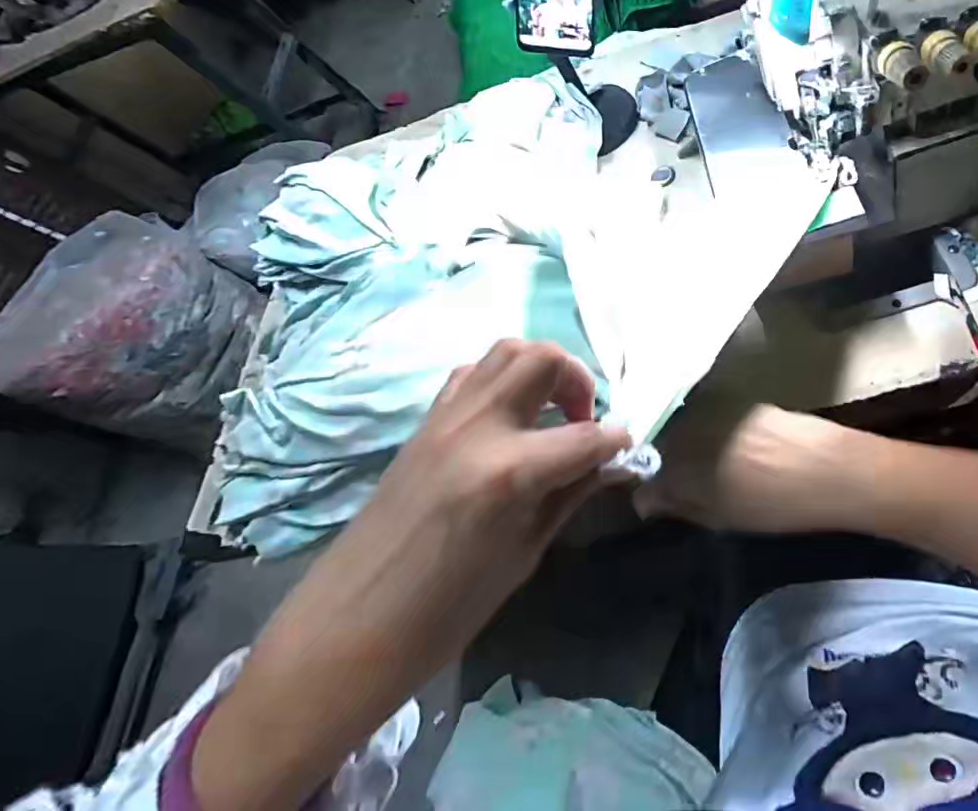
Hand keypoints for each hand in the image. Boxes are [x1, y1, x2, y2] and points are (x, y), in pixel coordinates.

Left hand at [194, 340, 628, 810]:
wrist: (350, 625)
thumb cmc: (445, 613)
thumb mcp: (523, 556)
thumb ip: (569, 495)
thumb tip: (610, 462)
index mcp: (508, 473)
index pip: (585, 436)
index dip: (617, 441)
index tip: (627, 448)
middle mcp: (477, 428)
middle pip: (544, 360)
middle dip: (580, 382)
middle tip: (585, 420)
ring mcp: (445, 418)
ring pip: (507, 352)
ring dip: (542, 370)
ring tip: (551, 411)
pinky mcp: (424, 422)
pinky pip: (472, 374)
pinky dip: (503, 381)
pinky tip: (509, 418)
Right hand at [635, 402, 869, 533]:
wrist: (833, 469)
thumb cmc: (778, 506)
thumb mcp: (723, 517)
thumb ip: (680, 504)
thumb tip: (646, 499)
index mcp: (682, 461)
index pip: (648, 473)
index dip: (650, 487)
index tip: (656, 501)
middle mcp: (693, 428)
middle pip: (664, 444)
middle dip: (664, 462)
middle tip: (680, 484)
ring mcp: (719, 410)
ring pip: (688, 427)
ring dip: (687, 444)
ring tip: (707, 465)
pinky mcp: (742, 402)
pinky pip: (713, 416)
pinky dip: (712, 432)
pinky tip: (732, 448)